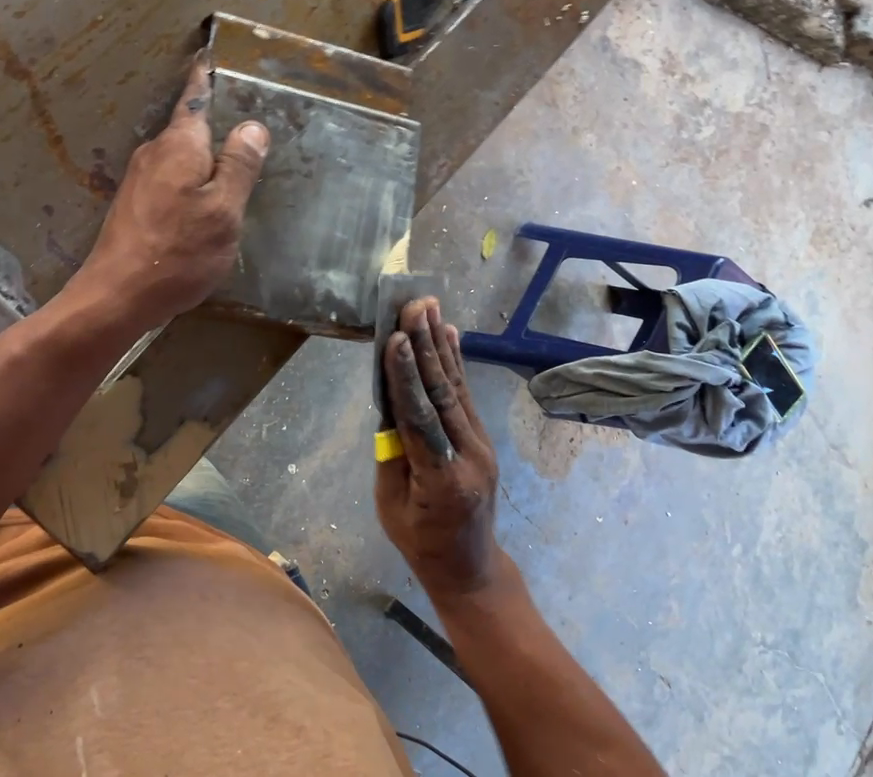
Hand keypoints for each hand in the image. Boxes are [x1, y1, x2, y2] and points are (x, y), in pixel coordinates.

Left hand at [68, 58, 269, 330]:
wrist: (117, 295)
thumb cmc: (179, 251)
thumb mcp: (224, 211)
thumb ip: (239, 166)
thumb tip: (252, 126)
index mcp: (179, 145)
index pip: (195, 96)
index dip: (206, 76)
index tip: (210, 53)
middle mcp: (154, 153)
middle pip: (188, 129)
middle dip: (214, 128)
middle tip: (248, 131)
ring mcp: (138, 179)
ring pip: (179, 158)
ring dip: (202, 161)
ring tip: (232, 173)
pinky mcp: (132, 205)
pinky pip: (169, 181)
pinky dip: (188, 184)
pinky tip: (201, 207)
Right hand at [376, 297, 507, 597]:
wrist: (471, 566)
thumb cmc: (419, 540)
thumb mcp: (390, 502)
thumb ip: (391, 451)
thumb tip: (388, 400)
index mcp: (442, 478)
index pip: (420, 417)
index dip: (406, 376)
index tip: (395, 338)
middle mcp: (470, 455)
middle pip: (444, 391)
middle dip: (425, 344)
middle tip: (414, 305)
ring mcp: (482, 445)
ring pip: (457, 386)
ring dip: (440, 343)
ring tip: (429, 307)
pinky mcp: (484, 438)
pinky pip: (465, 395)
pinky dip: (455, 361)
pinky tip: (449, 334)